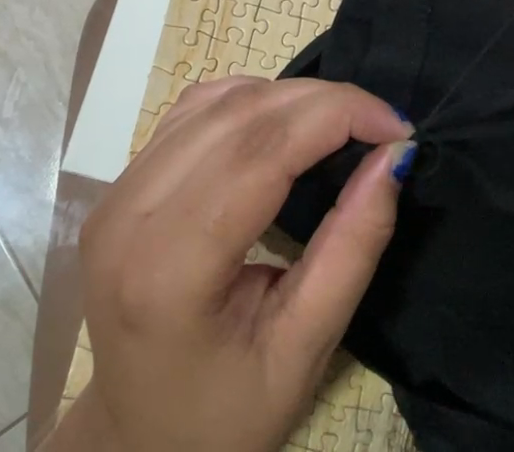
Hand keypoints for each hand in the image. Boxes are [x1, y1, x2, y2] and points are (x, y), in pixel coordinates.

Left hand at [48, 77, 415, 451]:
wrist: (139, 439)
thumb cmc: (226, 413)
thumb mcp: (304, 347)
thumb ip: (352, 248)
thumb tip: (394, 158)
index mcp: (169, 267)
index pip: (259, 152)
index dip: (335, 117)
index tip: (397, 126)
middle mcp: (129, 213)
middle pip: (236, 115)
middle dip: (321, 101)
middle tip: (380, 123)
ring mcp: (116, 195)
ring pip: (211, 102)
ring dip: (286, 96)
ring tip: (341, 124)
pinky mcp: (119, 187)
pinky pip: (189, 115)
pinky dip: (247, 103)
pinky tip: (283, 124)